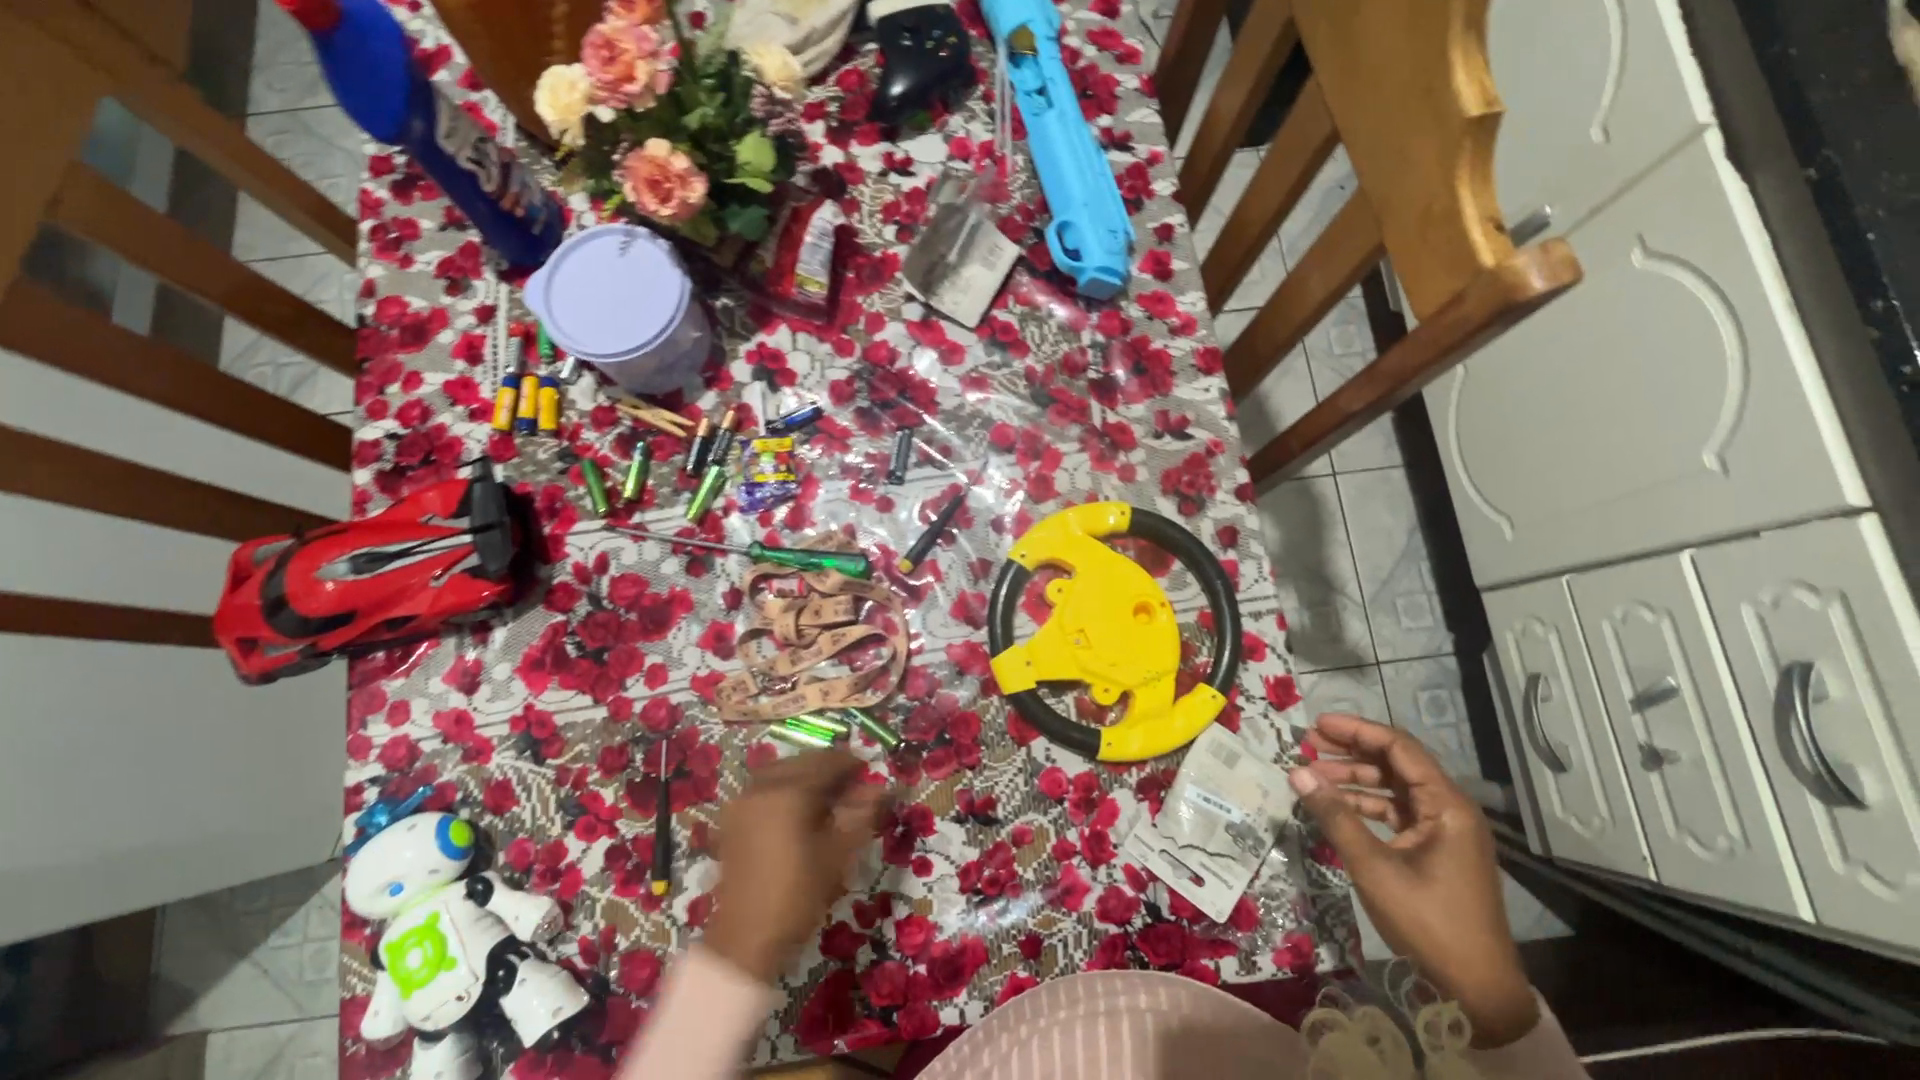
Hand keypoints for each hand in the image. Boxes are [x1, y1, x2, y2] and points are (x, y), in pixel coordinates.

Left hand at [705, 750, 890, 982]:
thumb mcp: (838, 853)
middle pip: (801, 763)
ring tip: (827, 796)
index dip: (851, 764)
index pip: (827, 763)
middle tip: (852, 784)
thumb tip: (881, 788)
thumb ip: (860, 814)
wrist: (747, 936)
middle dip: (828, 768)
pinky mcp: (732, 819)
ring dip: (805, 775)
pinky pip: (763, 788)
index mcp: (789, 791)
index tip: (870, 771)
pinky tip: (799, 808)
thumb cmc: (798, 894)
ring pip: (780, 772)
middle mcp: (761, 787)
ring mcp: (742, 802)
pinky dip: (784, 787)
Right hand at [1290, 713, 1538, 1047]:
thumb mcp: (1373, 866)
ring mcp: (1445, 831)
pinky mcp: (1437, 851)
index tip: (1316, 724)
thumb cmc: (1427, 920)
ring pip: (1394, 789)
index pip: (1399, 747)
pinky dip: (1366, 807)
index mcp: (1446, 804)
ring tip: (1313, 776)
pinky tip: (1336, 808)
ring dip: (1355, 780)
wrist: (1476, 985)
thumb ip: (1335, 815)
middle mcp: (1449, 809)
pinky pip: (1398, 814)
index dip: (1356, 730)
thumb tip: (1297, 772)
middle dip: (1351, 752)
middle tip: (1307, 746)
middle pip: (1396, 764)